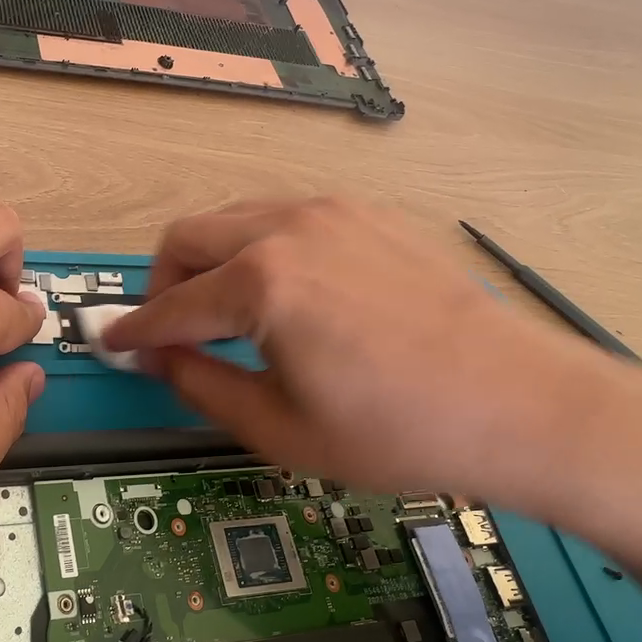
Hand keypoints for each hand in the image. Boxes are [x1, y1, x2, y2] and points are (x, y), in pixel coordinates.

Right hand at [104, 197, 641, 508]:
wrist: (525, 403)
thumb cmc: (400, 430)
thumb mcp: (284, 430)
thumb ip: (202, 385)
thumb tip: (159, 357)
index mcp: (260, 283)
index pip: (170, 306)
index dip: (135, 330)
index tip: (115, 342)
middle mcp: (284, 228)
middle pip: (186, 237)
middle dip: (164, 283)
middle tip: (175, 330)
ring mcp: (328, 211)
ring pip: (232, 218)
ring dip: (210, 260)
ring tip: (232, 311)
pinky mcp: (364, 212)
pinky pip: (284, 217)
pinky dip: (260, 247)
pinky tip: (291, 291)